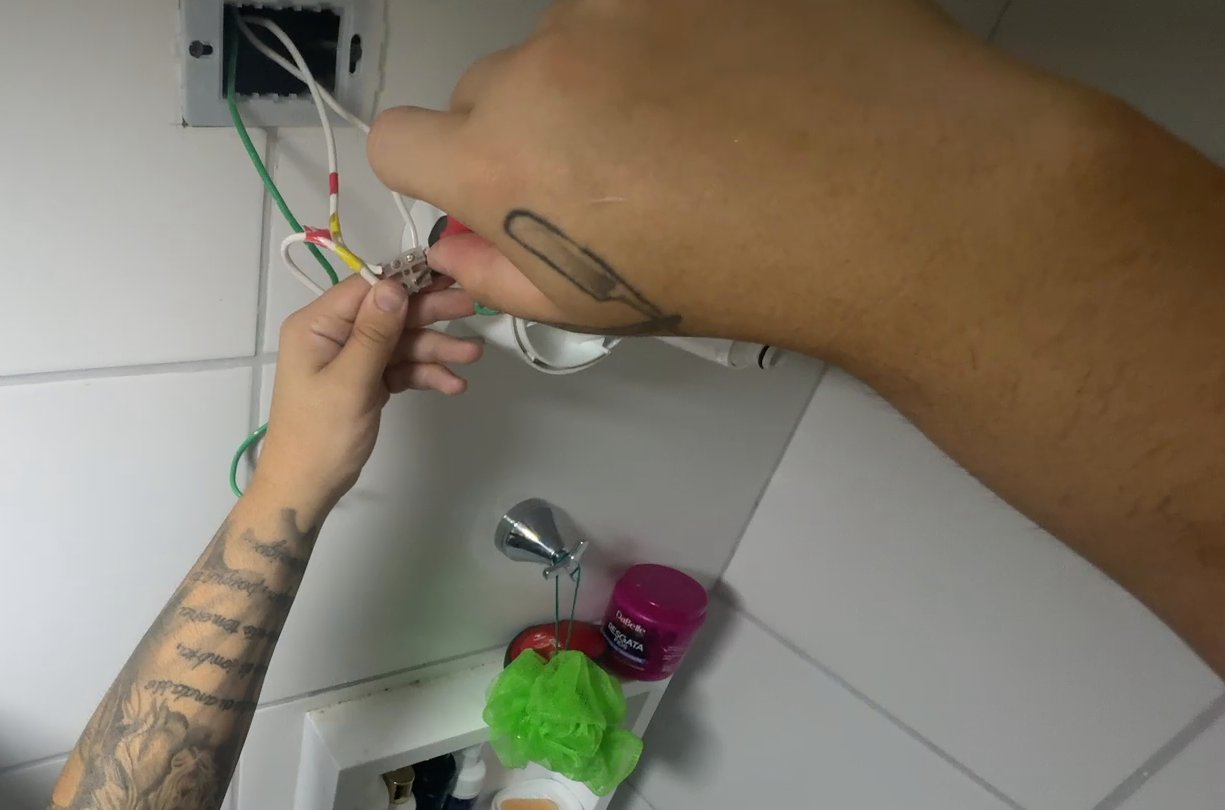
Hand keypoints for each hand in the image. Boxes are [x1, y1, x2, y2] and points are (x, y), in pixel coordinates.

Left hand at [248, 277, 478, 519]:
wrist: (306, 487)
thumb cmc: (319, 436)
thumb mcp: (349, 382)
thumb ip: (373, 333)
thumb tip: (394, 284)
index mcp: (316, 326)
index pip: (366, 288)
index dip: (407, 280)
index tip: (449, 275)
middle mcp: (331, 335)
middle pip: (387, 313)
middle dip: (428, 314)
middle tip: (472, 308)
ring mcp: (349, 360)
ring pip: (398, 343)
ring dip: (433, 349)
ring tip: (472, 357)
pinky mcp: (364, 383)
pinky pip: (397, 369)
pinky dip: (422, 374)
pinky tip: (451, 384)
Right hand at [367, 0, 1095, 357]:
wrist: (886, 195)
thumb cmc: (723, 271)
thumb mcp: (578, 305)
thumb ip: (489, 269)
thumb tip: (460, 236)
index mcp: (497, 160)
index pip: (395, 141)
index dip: (423, 170)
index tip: (465, 187)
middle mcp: (539, 64)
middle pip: (480, 91)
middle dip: (512, 132)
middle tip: (593, 172)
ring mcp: (618, 0)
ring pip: (560, 45)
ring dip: (587, 81)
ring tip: (673, 124)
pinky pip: (633, 6)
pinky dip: (653, 39)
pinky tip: (716, 78)